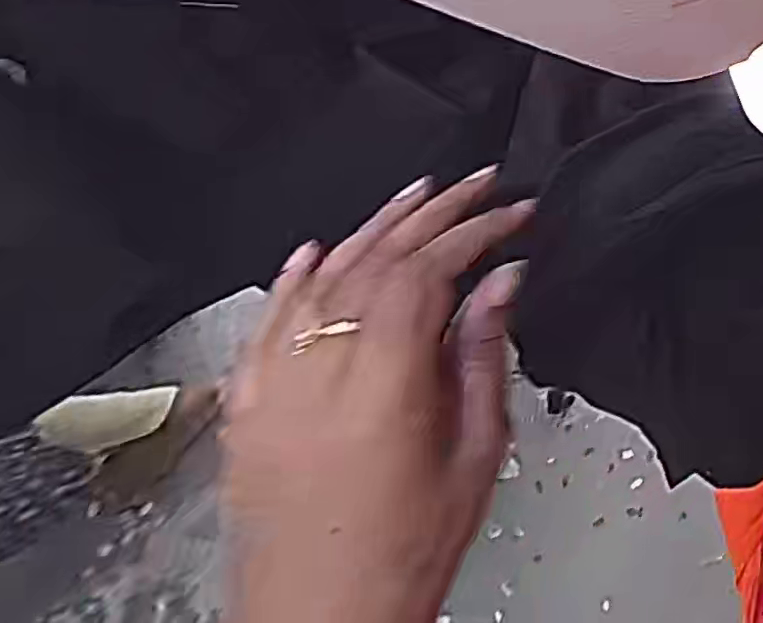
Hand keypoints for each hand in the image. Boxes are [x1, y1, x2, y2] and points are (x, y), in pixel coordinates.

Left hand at [223, 168, 532, 622]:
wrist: (323, 616)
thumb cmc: (411, 541)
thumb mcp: (479, 442)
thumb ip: (485, 350)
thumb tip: (505, 280)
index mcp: (380, 393)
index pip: (423, 275)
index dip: (474, 232)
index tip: (515, 213)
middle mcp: (314, 384)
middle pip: (372, 264)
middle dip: (435, 213)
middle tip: (479, 184)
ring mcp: (271, 395)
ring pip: (319, 281)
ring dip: (374, 227)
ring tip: (420, 193)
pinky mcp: (248, 410)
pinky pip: (264, 325)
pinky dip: (293, 277)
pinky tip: (315, 248)